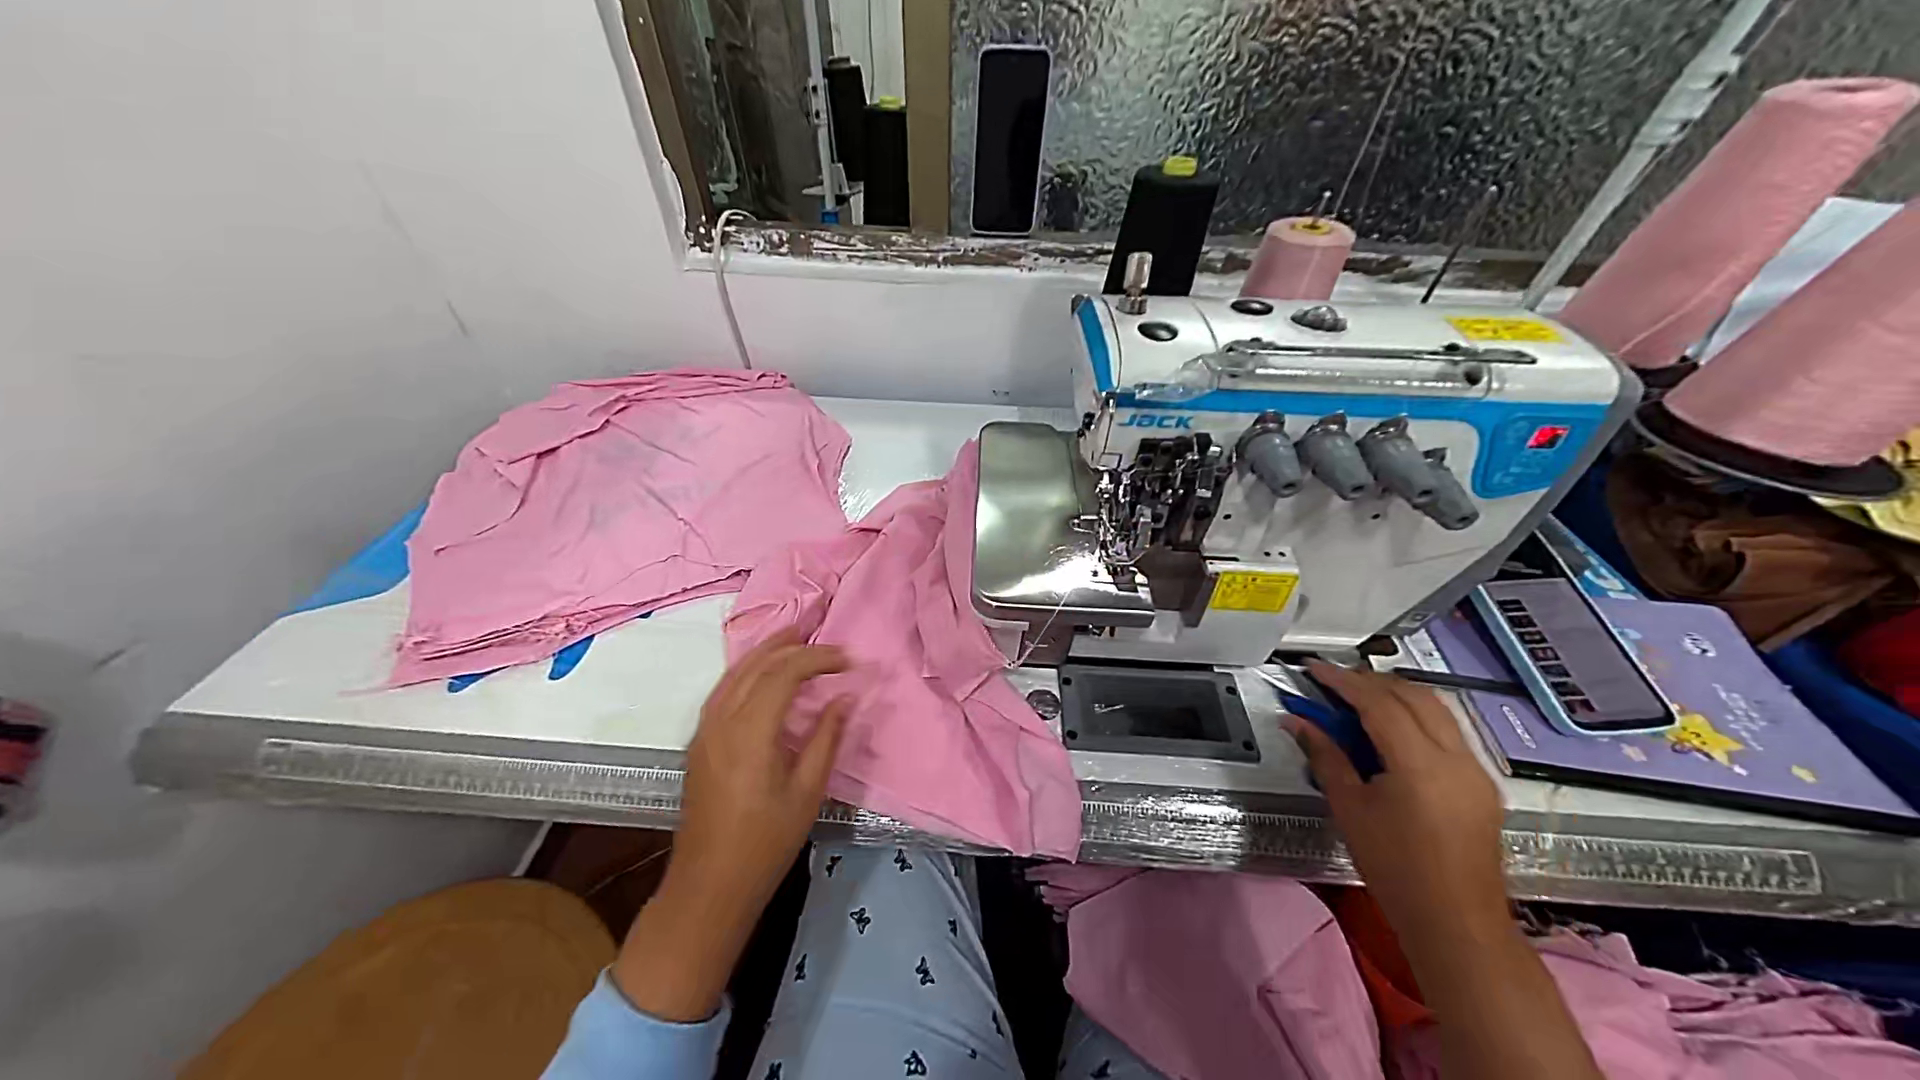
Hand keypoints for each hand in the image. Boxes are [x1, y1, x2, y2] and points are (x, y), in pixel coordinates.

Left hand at [613, 630, 849, 1019]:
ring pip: (733, 674)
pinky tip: (761, 674)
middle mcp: (721, 722)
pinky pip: (722, 691)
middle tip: (820, 633)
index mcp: (749, 732)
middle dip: (789, 644)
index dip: (817, 659)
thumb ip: (826, 738)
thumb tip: (845, 698)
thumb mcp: (807, 793)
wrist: (709, 886)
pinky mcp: (699, 743)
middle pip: (755, 666)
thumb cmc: (765, 843)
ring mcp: (704, 731)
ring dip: (764, 652)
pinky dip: (746, 671)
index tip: (847, 661)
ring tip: (792, 638)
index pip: (784, 674)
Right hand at [1287, 660, 1507, 957]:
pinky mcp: (1482, 783)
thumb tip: (1297, 723)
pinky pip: (1449, 730)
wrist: (1455, 921)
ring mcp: (1476, 770)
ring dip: (1397, 694)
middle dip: (1371, 680)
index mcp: (1421, 764)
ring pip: (1438, 708)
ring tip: (1360, 696)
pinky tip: (1392, 728)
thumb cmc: (1395, 868)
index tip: (1314, 669)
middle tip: (1334, 680)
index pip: (1380, 702)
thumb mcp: (1350, 808)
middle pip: (1414, 695)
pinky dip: (1417, 715)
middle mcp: (1457, 758)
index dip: (1343, 681)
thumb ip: (1325, 756)